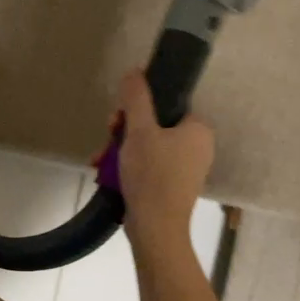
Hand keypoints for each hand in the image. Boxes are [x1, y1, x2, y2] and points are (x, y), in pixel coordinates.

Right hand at [114, 70, 214, 253]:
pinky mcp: (173, 186)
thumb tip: (135, 71)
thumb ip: (136, 99)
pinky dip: (128, 166)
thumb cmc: (152, 175)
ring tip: (101, 160)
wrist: (156, 229)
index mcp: (198, 129)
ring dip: (120, 149)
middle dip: (124, 131)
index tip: (117, 118)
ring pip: (148, 146)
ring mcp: (187, 168)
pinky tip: (107, 173)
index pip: (168, 103)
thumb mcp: (139, 131)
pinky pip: (149, 165)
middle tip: (107, 138)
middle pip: (154, 124)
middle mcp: (198, 147)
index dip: (139, 106)